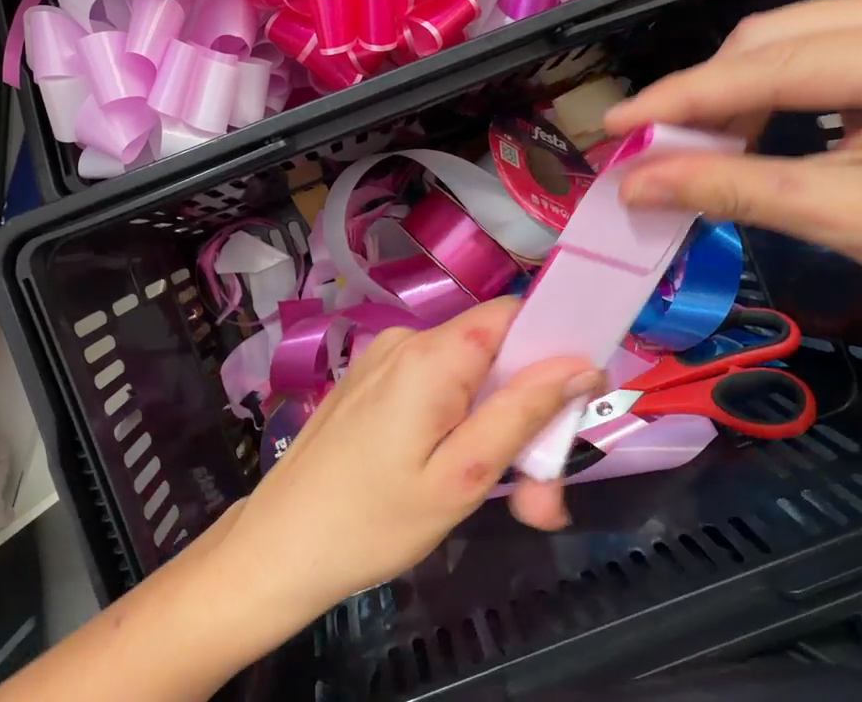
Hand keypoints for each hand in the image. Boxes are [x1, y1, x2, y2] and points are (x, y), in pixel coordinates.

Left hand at [209, 299, 603, 621]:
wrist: (279, 547)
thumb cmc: (373, 521)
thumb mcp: (462, 476)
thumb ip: (523, 413)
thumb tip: (581, 364)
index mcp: (431, 355)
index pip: (514, 314)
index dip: (555, 347)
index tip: (581, 403)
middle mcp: (406, 342)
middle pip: (495, 358)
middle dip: (529, 419)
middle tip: (541, 500)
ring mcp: (383, 363)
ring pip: (468, 382)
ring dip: (498, 433)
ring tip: (511, 505)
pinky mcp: (370, 386)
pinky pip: (434, 393)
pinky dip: (460, 430)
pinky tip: (461, 482)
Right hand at [603, 0, 861, 311]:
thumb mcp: (842, 218)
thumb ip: (731, 189)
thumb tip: (632, 184)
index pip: (783, 64)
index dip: (688, 97)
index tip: (616, 126)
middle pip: (779, 36)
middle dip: (706, 95)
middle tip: (652, 149)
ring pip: (786, 33)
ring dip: (729, 89)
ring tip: (694, 143)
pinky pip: (810, 39)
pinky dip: (763, 83)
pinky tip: (741, 120)